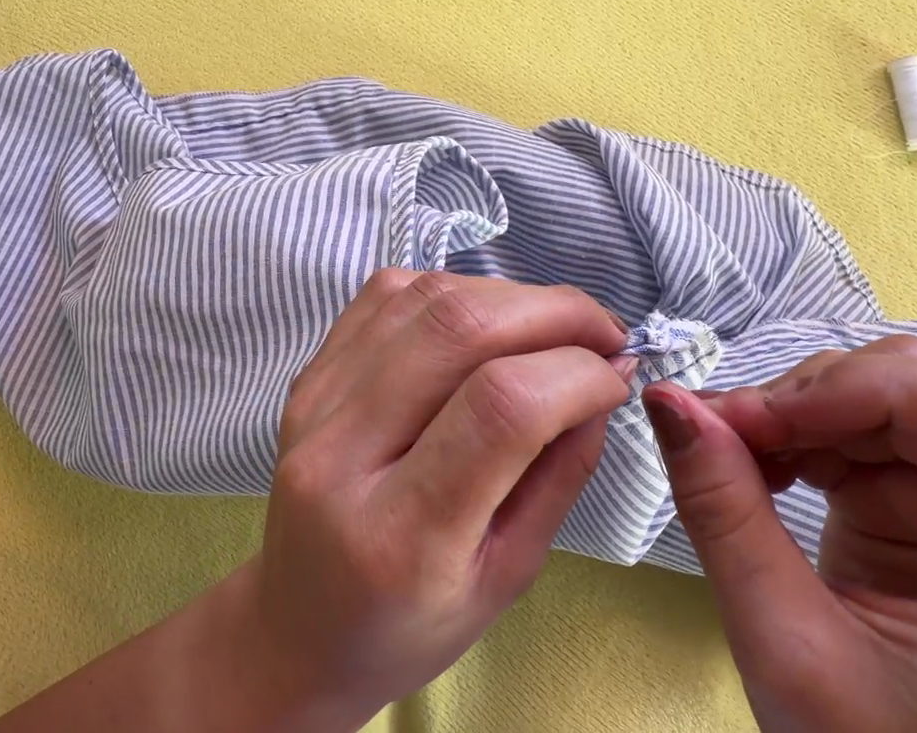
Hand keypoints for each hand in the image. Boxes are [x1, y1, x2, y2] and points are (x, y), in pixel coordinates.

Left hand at [237, 269, 635, 728]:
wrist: (298, 623)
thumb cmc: (410, 624)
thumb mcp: (508, 575)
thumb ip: (560, 470)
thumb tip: (604, 376)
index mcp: (400, 533)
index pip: (500, 407)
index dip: (576, 372)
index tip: (618, 374)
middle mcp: (343, 452)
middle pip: (456, 329)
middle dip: (551, 312)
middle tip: (601, 333)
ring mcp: (314, 402)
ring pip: (420, 298)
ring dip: (506, 295)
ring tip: (549, 328)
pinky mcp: (307, 375)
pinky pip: (384, 296)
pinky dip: (452, 292)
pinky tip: (484, 323)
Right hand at [641, 336, 916, 732]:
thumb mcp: (782, 645)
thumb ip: (722, 510)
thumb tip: (662, 397)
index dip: (889, 386)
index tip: (773, 414)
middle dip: (828, 395)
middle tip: (728, 425)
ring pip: (910, 400)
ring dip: (808, 408)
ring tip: (732, 444)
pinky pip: (879, 433)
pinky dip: (808, 432)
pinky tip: (761, 461)